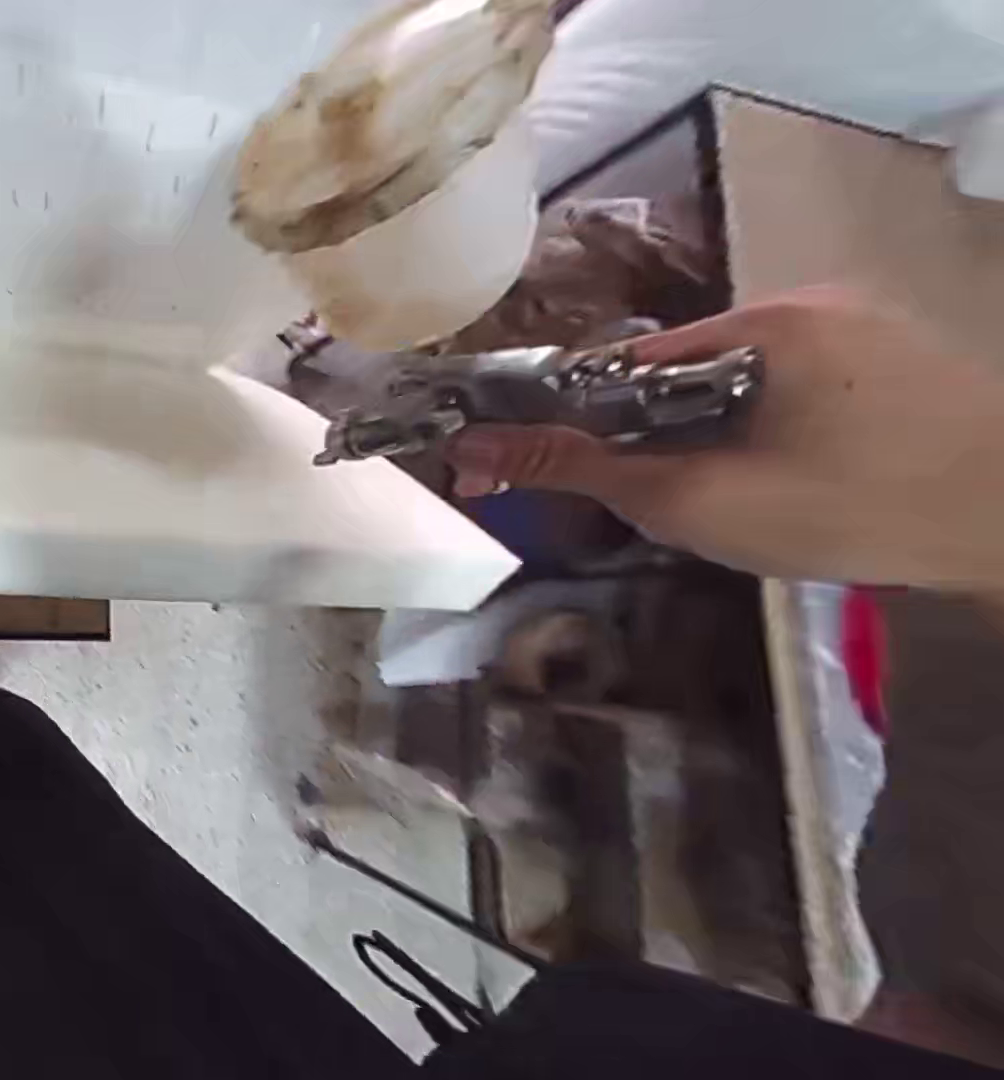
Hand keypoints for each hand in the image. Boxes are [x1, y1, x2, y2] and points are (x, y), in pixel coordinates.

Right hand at [444, 287, 1003, 589]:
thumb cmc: (851, 512)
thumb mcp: (684, 495)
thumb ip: (568, 465)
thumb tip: (465, 448)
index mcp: (759, 325)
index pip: (611, 366)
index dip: (561, 417)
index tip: (532, 465)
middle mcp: (804, 310)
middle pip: (658, 376)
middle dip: (628, 434)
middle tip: (634, 492)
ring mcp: (853, 333)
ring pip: (707, 387)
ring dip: (679, 436)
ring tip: (697, 491)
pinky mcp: (883, 364)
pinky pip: (761, 392)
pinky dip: (730, 431)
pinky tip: (754, 474)